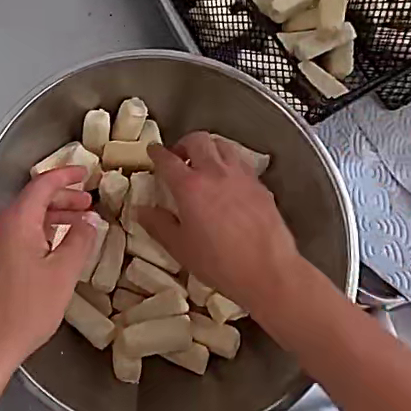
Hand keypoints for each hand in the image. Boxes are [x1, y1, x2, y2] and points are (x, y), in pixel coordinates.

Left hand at [0, 166, 100, 372]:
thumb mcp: (63, 273)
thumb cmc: (24, 311)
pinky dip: (36, 233)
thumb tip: (89, 220)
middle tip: (87, 203)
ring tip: (77, 226)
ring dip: (51, 218)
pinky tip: (53, 248)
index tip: (85, 173)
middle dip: (62, 199)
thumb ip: (79, 240)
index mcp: (16, 221)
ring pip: (24, 219)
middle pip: (32, 200)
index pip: (43, 185)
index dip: (66, 176)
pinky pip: (14, 235)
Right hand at [138, 133, 310, 317]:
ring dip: (208, 148)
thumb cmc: (220, 263)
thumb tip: (142, 211)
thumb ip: (158, 225)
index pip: (167, 160)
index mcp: (189, 187)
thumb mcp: (180, 248)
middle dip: (184, 144)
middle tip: (178, 157)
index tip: (153, 151)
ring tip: (204, 163)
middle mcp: (215, 173)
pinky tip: (228, 180)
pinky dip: (229, 162)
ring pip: (222, 145)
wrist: (268, 270)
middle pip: (197, 140)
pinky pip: (240, 162)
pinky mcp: (259, 185)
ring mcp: (240, 176)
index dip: (156, 153)